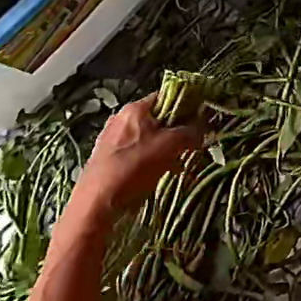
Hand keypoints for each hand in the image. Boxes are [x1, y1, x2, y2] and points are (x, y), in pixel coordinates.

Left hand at [71, 95, 202, 220]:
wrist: (96, 204)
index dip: (188, 105)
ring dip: (166, 147)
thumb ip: (190, 132)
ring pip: (148, 136)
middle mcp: (121, 118)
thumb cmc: (134, 167)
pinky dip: (151, 159)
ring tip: (179, 162)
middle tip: (193, 144)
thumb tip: (203, 126)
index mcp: (135, 108)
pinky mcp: (108, 158)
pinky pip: (137, 152)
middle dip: (178, 130)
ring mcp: (112, 139)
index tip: (202, 120)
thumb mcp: (170, 146)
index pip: (168, 96)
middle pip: (158, 117)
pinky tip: (160, 174)